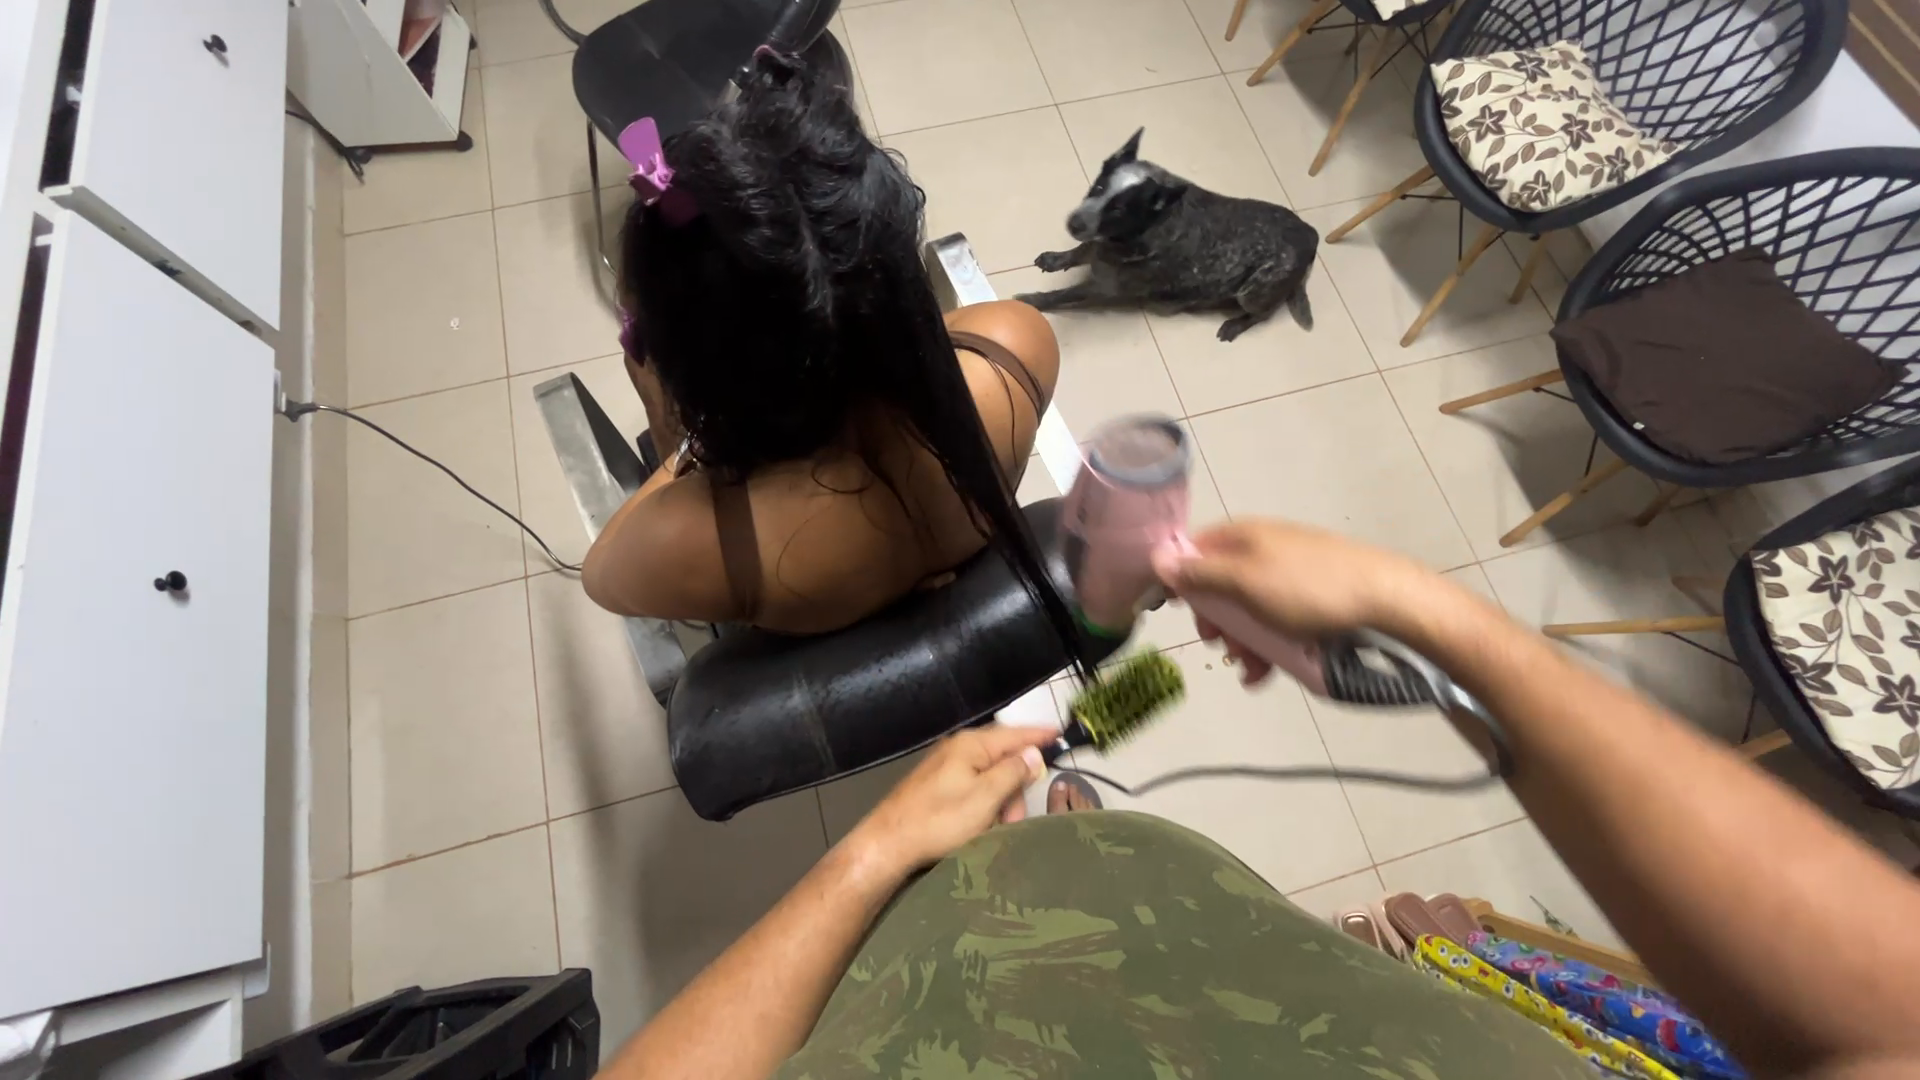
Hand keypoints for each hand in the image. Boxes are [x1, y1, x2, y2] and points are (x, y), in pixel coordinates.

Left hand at [843, 725, 1054, 876]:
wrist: (889, 843)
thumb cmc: (939, 820)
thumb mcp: (985, 798)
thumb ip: (1012, 773)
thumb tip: (1034, 753)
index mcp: (971, 745)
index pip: (1014, 733)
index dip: (1038, 735)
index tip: (1059, 733)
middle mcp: (959, 749)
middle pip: (1003, 759)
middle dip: (1015, 789)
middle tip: (1014, 820)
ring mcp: (947, 767)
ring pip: (989, 779)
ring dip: (999, 803)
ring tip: (994, 830)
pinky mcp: (939, 786)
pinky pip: (974, 789)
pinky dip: (984, 807)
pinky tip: (980, 828)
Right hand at [1151, 520, 1439, 681]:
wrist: (1391, 606)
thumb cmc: (1309, 589)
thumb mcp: (1244, 581)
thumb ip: (1199, 571)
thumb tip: (1156, 556)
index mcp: (1244, 536)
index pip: (1195, 548)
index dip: (1180, 577)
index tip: (1176, 609)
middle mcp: (1264, 552)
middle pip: (1219, 584)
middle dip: (1214, 618)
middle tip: (1214, 641)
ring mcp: (1290, 579)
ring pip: (1247, 611)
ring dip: (1240, 641)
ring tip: (1246, 665)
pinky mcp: (1312, 605)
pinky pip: (1276, 626)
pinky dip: (1266, 650)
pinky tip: (1264, 674)